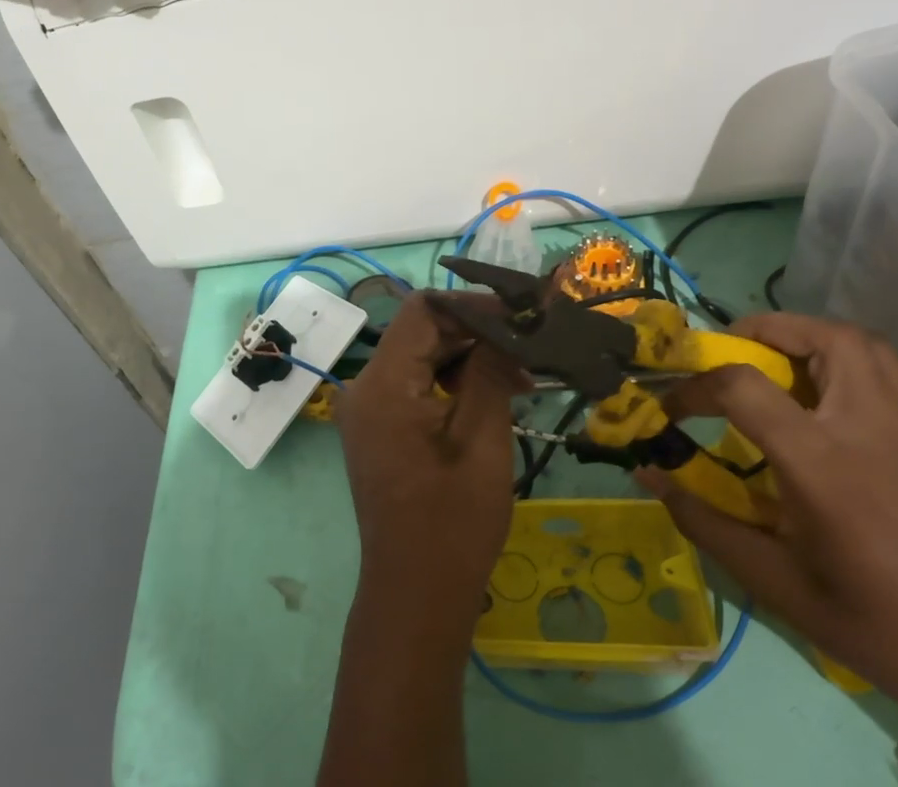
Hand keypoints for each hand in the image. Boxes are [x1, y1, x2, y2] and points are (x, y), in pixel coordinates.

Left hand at [335, 293, 528, 604]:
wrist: (415, 593)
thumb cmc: (453, 523)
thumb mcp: (481, 441)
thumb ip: (488, 375)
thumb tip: (504, 330)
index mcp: (382, 385)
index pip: (422, 312)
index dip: (474, 305)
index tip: (523, 314)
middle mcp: (364, 389)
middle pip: (420, 334)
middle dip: (476, 334)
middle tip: (532, 345)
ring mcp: (368, 412)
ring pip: (419, 360)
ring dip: (468, 361)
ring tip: (523, 377)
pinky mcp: (378, 431)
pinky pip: (414, 388)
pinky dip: (451, 385)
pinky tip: (494, 397)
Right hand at [639, 313, 897, 719]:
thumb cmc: (875, 625)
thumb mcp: (772, 581)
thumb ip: (704, 521)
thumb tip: (650, 477)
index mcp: (823, 462)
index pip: (743, 386)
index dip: (693, 387)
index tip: (670, 410)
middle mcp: (872, 425)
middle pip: (821, 337)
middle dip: (765, 330)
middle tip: (729, 352)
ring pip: (863, 344)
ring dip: (809, 338)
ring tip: (774, 368)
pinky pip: (888, 370)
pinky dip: (846, 361)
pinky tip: (823, 403)